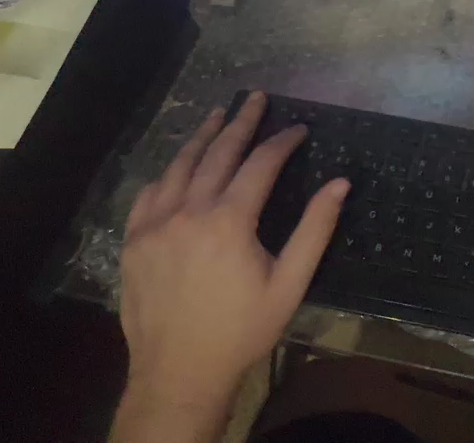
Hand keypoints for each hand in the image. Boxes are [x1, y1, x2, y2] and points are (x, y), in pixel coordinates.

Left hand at [109, 93, 348, 442]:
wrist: (177, 376)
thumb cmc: (241, 330)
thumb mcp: (290, 283)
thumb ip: (315, 229)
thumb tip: (340, 183)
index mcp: (229, 220)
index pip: (261, 163)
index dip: (282, 141)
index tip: (299, 128)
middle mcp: (189, 212)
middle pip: (219, 152)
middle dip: (242, 122)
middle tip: (256, 97)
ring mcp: (155, 225)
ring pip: (180, 165)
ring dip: (202, 136)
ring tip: (218, 114)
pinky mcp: (134, 242)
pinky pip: (149, 194)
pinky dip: (168, 172)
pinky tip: (178, 166)